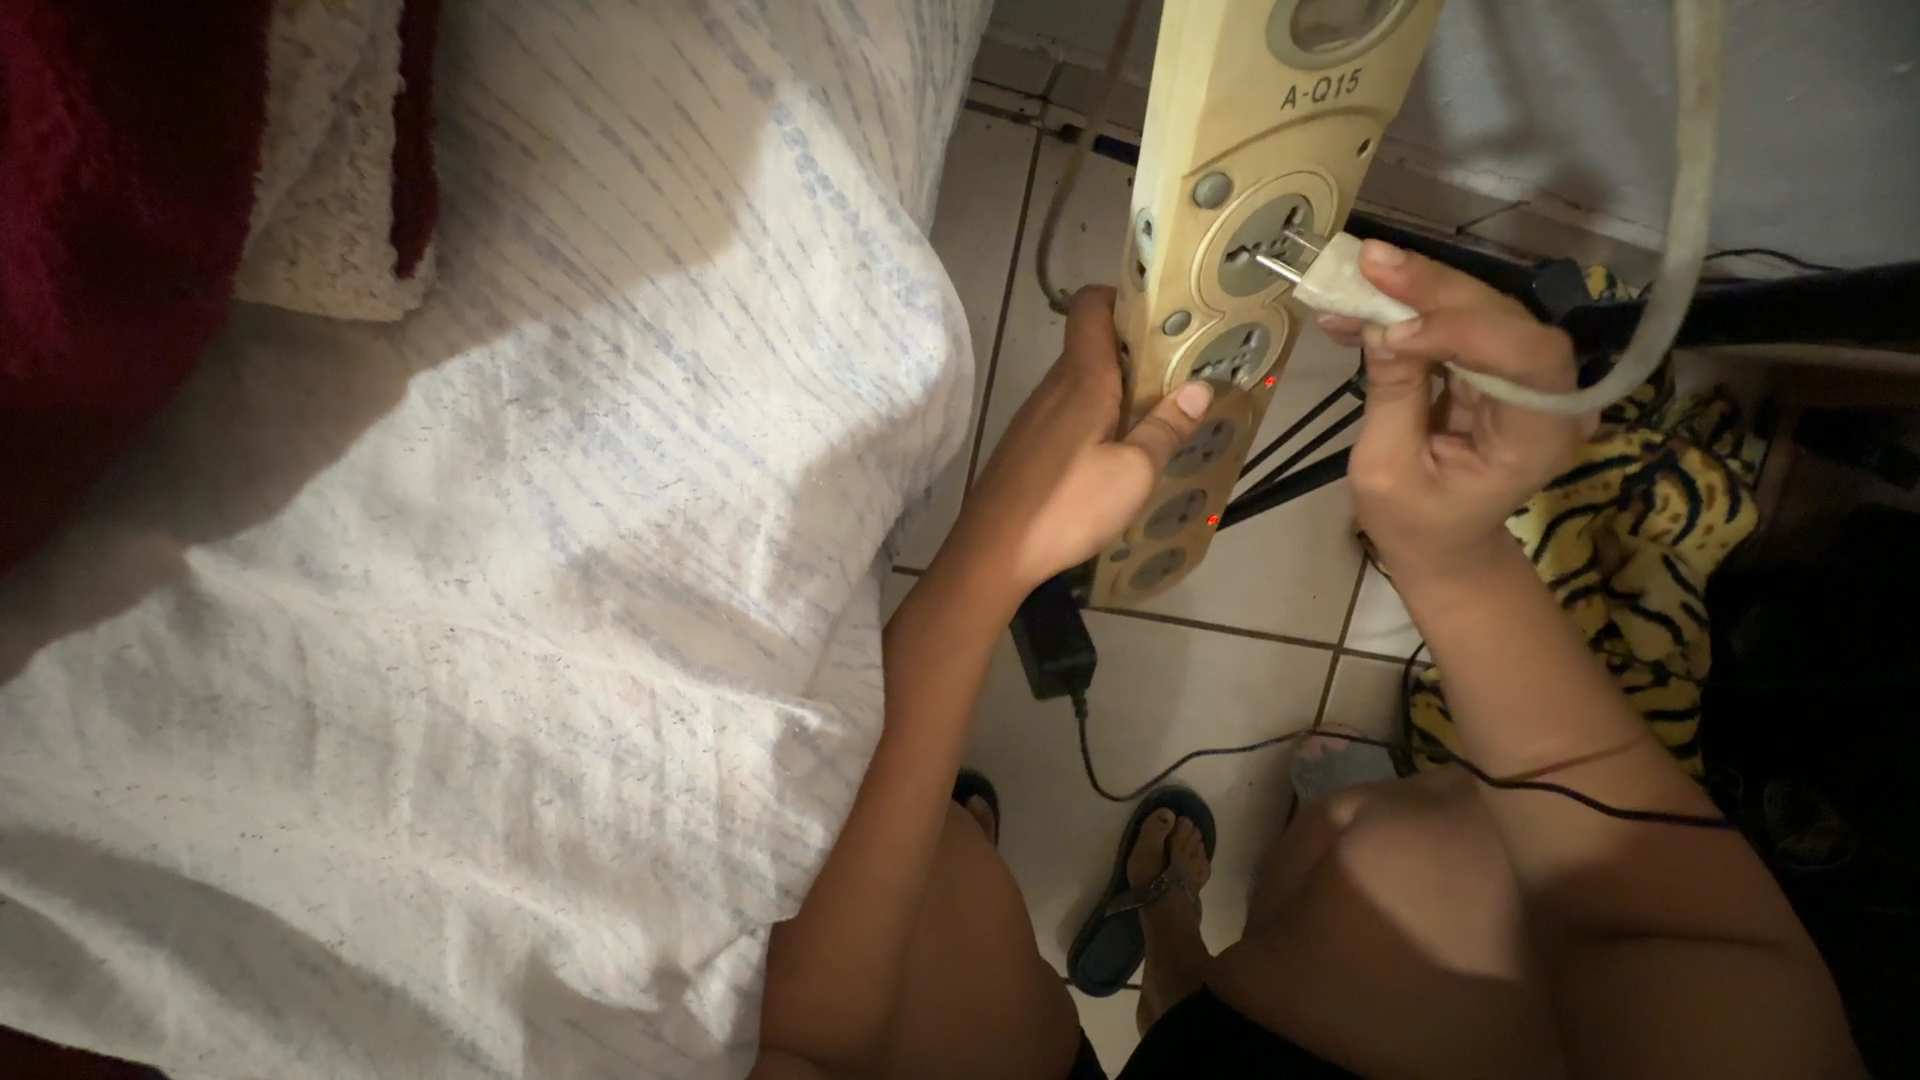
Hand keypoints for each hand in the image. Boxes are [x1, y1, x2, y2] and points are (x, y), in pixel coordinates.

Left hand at [947, 286, 1212, 593]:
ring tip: (1157, 414)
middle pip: (1091, 345)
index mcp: (1082, 378)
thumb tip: (1199, 386)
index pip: (1090, 305)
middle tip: (1179, 373)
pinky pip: (1065, 414)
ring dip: (1116, 390)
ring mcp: (1034, 417)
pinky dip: (1094, 418)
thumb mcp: (1133, 472)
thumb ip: (1166, 427)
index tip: (1161, 318)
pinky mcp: (1025, 446)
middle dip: (1134, 351)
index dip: (1122, 298)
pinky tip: (1114, 453)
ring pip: (1079, 383)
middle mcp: (1053, 387)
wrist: (993, 551)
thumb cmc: (1067, 507)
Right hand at [1322, 241, 1588, 584]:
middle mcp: (1548, 396)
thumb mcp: (1387, 472)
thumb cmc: (1413, 522)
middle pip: (1504, 321)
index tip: (1393, 332)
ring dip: (1414, 291)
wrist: (1439, 541)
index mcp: (1538, 436)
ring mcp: (1522, 378)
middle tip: (1371, 262)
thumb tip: (1384, 328)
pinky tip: (1357, 306)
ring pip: (1478, 313)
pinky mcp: (1492, 368)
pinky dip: (1406, 312)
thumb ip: (1394, 399)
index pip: (1527, 359)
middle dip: (1434, 290)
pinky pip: (1454, 328)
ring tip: (1356, 274)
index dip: (1465, 332)